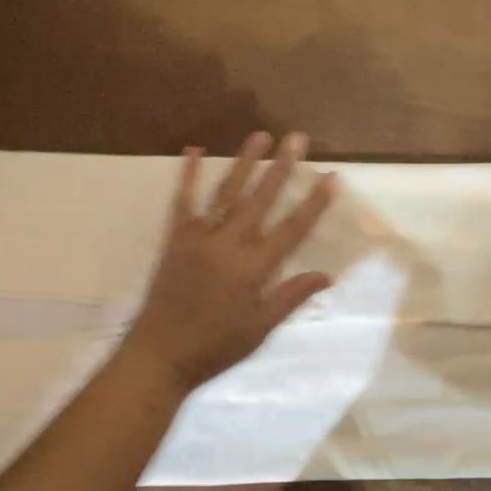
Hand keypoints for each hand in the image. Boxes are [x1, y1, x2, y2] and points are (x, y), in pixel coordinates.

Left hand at [120, 131, 338, 392]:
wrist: (160, 355)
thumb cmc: (216, 347)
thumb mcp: (260, 329)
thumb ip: (291, 297)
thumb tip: (327, 275)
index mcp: (254, 269)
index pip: (292, 229)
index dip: (314, 203)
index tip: (331, 176)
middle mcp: (229, 245)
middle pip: (261, 200)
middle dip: (282, 167)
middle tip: (297, 138)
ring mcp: (200, 238)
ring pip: (227, 193)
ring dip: (244, 162)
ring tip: (260, 135)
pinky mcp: (175, 238)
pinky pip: (183, 201)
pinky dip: (188, 175)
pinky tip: (194, 150)